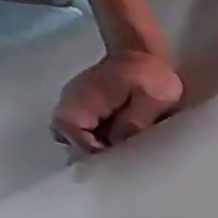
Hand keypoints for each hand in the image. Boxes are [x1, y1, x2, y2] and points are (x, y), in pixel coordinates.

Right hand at [51, 50, 182, 151]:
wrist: (143, 54)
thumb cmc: (150, 75)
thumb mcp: (151, 99)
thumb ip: (134, 121)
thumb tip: (117, 143)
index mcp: (85, 99)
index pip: (69, 129)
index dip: (88, 147)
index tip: (113, 155)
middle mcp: (74, 103)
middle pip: (67, 137)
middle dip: (89, 152)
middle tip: (117, 162)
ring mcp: (79, 106)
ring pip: (74, 136)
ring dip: (93, 149)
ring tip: (120, 157)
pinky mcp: (89, 110)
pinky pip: (85, 131)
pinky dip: (97, 142)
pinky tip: (119, 148)